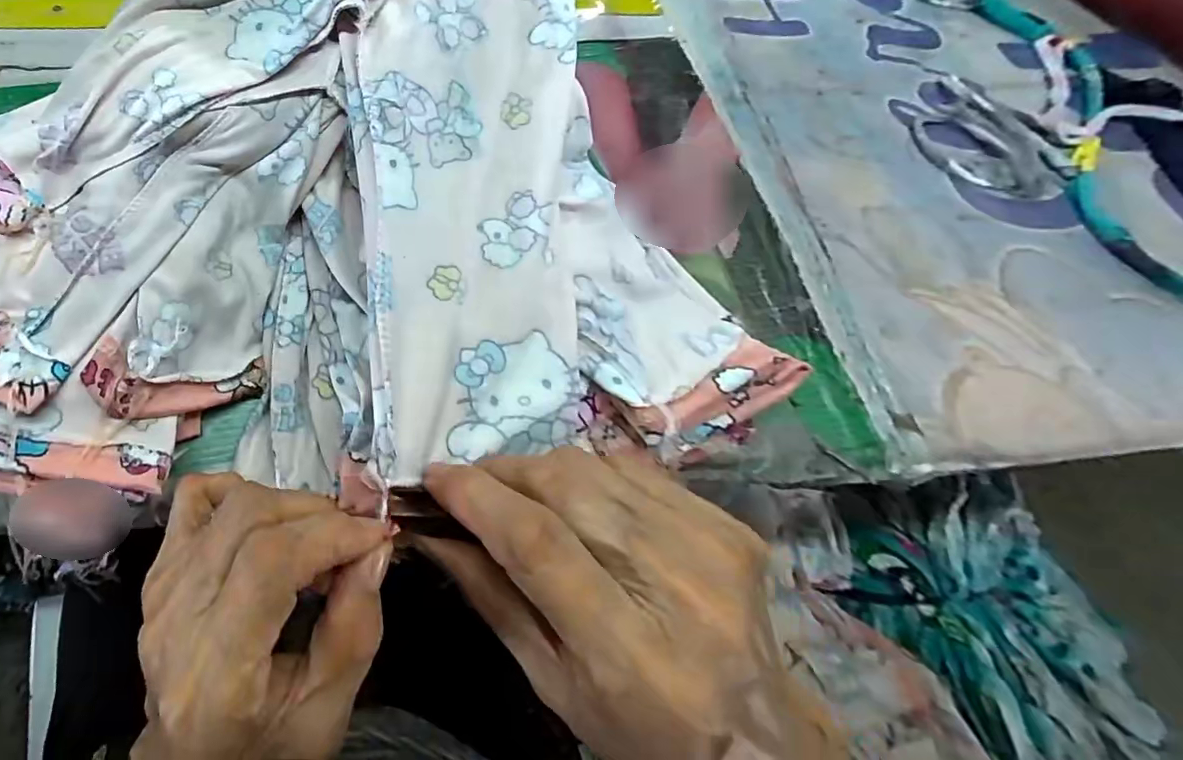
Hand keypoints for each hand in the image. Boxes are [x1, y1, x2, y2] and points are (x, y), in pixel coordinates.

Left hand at [136, 474, 393, 759]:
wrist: (189, 758)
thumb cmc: (263, 743)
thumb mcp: (325, 710)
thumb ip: (354, 628)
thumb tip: (373, 546)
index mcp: (219, 666)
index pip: (270, 562)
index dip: (329, 534)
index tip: (375, 533)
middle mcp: (178, 612)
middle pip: (248, 518)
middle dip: (314, 513)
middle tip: (353, 534)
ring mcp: (162, 583)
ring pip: (226, 501)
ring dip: (285, 503)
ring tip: (316, 533)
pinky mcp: (157, 566)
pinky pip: (193, 498)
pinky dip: (235, 492)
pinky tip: (264, 518)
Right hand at [418, 450, 841, 759]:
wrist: (766, 742)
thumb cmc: (641, 728)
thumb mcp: (551, 681)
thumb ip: (489, 596)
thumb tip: (429, 530)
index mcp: (631, 651)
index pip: (537, 542)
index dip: (476, 496)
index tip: (433, 477)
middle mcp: (679, 587)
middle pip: (563, 486)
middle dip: (499, 473)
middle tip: (469, 486)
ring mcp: (711, 546)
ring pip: (589, 465)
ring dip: (535, 469)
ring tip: (518, 493)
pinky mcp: (727, 524)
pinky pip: (627, 465)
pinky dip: (584, 472)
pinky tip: (577, 501)